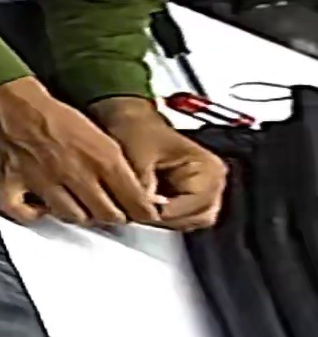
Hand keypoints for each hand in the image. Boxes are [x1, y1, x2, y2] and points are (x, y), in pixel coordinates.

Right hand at [0, 77, 160, 227]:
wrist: (15, 105)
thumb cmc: (56, 117)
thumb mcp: (105, 138)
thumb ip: (122, 168)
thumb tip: (136, 191)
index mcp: (104, 163)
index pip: (139, 205)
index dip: (144, 211)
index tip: (140, 209)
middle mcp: (74, 175)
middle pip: (107, 215)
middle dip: (114, 214)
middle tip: (111, 208)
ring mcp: (40, 180)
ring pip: (71, 216)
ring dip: (79, 215)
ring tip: (79, 207)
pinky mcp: (10, 180)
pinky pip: (17, 210)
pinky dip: (29, 215)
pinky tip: (37, 208)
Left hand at [90, 96, 228, 230]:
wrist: (126, 119)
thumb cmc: (134, 129)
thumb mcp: (135, 154)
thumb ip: (142, 182)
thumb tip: (142, 206)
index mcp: (207, 171)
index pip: (196, 207)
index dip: (164, 213)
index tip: (136, 211)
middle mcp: (210, 182)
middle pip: (197, 217)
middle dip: (164, 218)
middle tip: (132, 213)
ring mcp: (198, 187)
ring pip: (187, 217)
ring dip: (160, 217)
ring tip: (132, 208)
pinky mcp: (181, 189)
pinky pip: (175, 209)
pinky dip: (156, 210)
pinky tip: (134, 204)